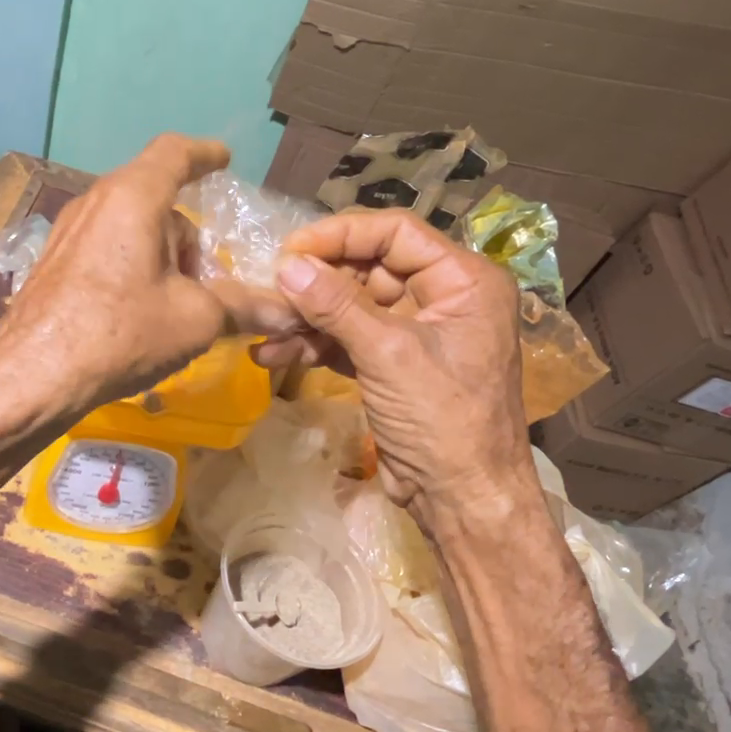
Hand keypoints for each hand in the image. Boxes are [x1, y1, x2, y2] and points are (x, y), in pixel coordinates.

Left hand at [0, 134, 298, 425]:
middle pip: (152, 196)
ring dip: (158, 252)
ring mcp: (65, 233)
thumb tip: (287, 313)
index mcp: (132, 197)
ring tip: (173, 303)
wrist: (32, 377)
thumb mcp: (194, 320)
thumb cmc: (120, 333)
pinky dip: (129, 266)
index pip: (174, 152)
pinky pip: (103, 249)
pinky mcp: (50, 265)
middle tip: (206, 276)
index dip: (204, 154)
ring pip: (127, 226)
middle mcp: (94, 203)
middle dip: (186, 231)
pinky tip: (136, 313)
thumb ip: (242, 306)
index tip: (222, 160)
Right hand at [253, 210, 535, 523]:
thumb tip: (286, 265)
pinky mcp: (390, 365)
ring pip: (351, 307)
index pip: (396, 234)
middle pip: (369, 268)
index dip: (341, 235)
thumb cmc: (443, 419)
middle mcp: (443, 299)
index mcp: (464, 281)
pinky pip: (347, 340)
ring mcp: (415, 334)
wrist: (461, 498)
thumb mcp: (388, 354)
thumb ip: (336, 306)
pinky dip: (313, 345)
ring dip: (307, 318)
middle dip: (318, 282)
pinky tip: (274, 354)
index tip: (290, 248)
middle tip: (271, 289)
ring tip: (266, 328)